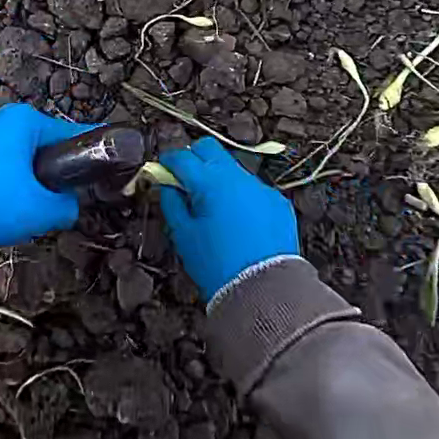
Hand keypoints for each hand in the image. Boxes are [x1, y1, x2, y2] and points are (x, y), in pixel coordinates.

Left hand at [0, 104, 94, 251]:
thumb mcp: (35, 211)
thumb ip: (66, 207)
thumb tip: (71, 206)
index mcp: (29, 121)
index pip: (80, 134)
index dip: (98, 157)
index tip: (114, 177)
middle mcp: (10, 121)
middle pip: (54, 151)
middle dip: (61, 179)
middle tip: (64, 206)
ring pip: (31, 164)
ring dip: (36, 187)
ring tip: (34, 213)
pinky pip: (9, 169)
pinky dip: (15, 188)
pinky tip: (8, 211)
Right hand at [157, 136, 299, 300]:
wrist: (263, 289)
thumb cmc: (218, 266)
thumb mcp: (184, 236)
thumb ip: (172, 203)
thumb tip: (167, 186)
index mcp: (211, 182)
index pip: (183, 157)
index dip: (168, 162)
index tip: (162, 170)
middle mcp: (238, 176)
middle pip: (209, 149)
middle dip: (193, 158)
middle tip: (185, 182)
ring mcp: (260, 186)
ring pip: (233, 168)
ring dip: (219, 179)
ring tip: (212, 208)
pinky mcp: (277, 200)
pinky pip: (253, 189)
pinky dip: (241, 197)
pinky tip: (238, 222)